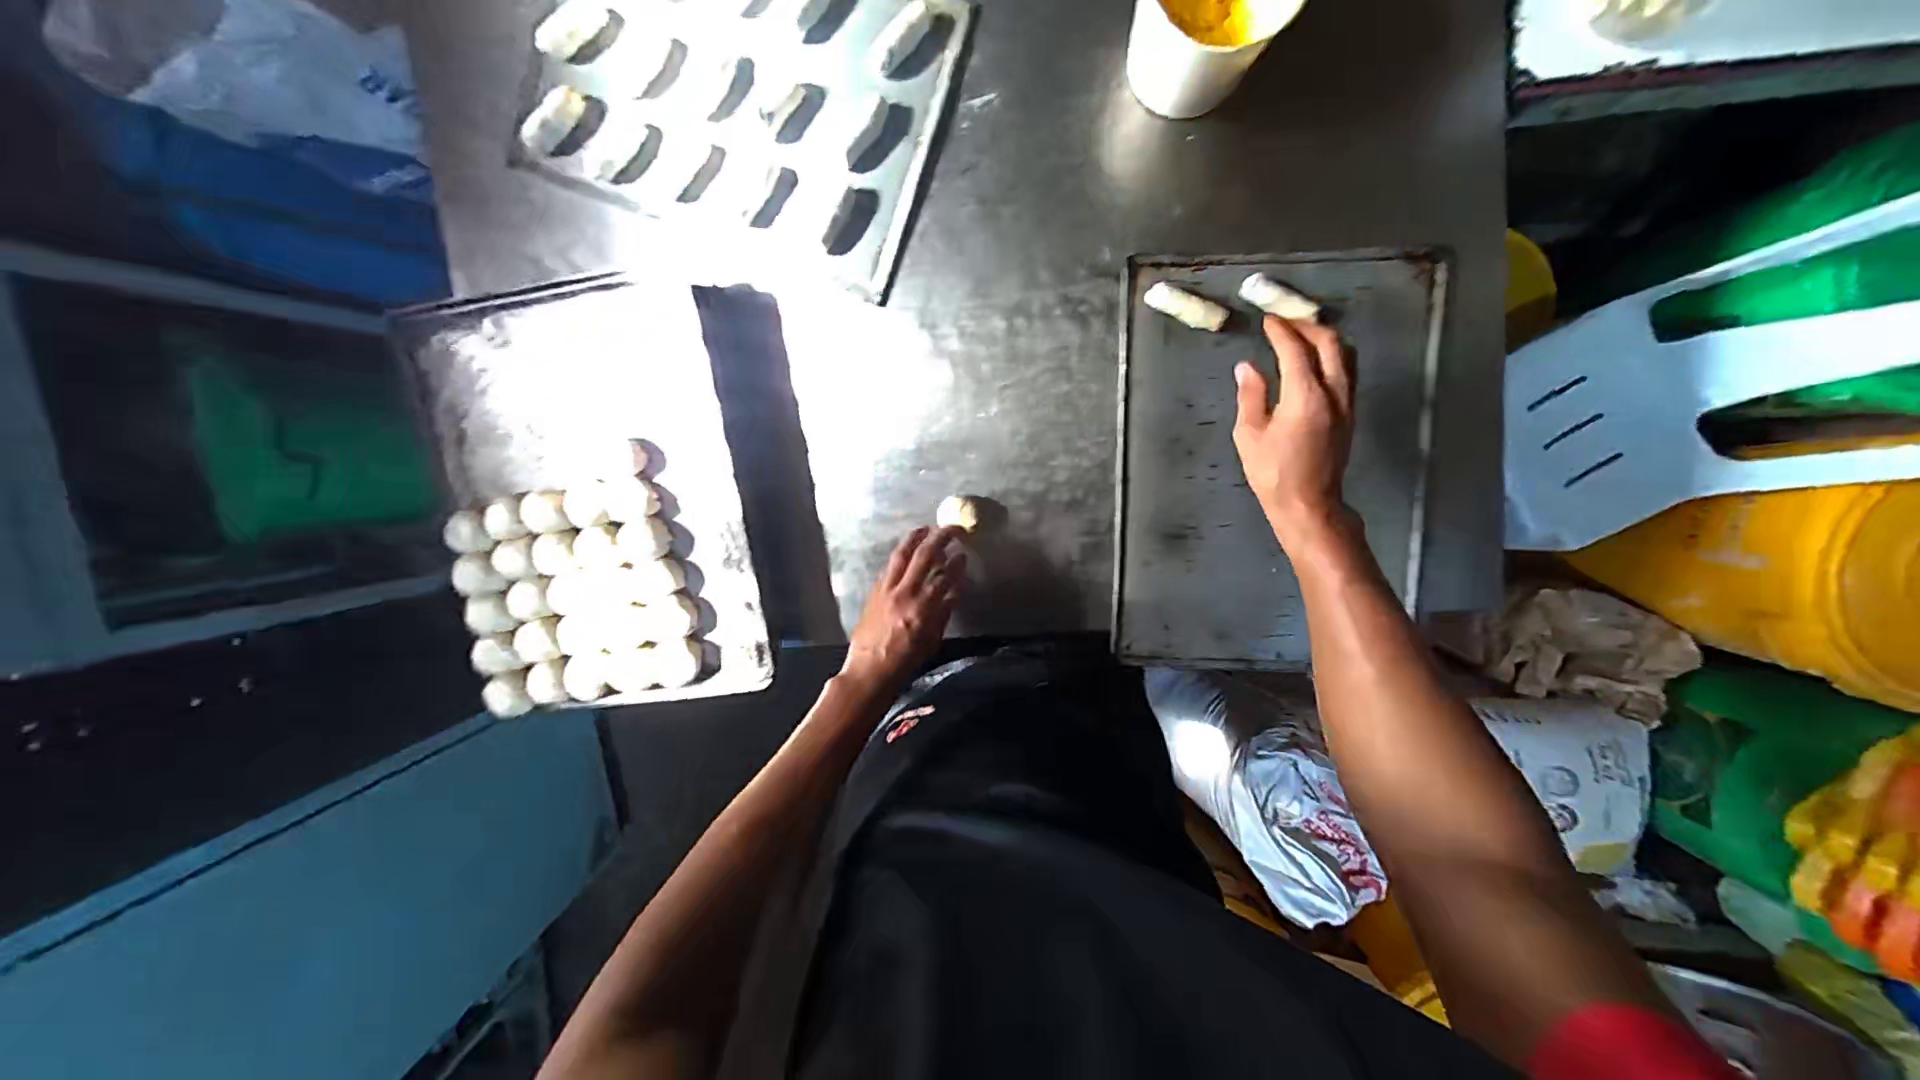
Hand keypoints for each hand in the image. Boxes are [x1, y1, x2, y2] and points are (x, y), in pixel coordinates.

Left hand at [842, 526, 965, 691]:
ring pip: (902, 555)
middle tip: (950, 529)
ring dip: (915, 538)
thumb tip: (954, 592)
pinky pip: (889, 567)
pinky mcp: (874, 591)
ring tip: (925, 528)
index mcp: (923, 608)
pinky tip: (906, 552)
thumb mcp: (932, 639)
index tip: (964, 554)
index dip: (956, 563)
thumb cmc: (906, 659)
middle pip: (924, 556)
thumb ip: (944, 613)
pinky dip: (900, 556)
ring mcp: (887, 590)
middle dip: (939, 538)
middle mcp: (905, 593)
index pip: (945, 577)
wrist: (870, 668)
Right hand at [1232, 315, 1358, 552]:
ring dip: (1325, 338)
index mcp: (1305, 397)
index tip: (1268, 321)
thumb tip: (1247, 368)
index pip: (1295, 350)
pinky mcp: (1350, 413)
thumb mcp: (1249, 435)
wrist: (1309, 503)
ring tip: (1303, 334)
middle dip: (1307, 326)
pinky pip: (1347, 370)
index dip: (1281, 331)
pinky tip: (1315, 360)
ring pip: (1345, 354)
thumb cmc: (1273, 474)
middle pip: (1330, 343)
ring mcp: (1347, 402)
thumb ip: (1251, 396)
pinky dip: (1332, 355)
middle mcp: (1333, 393)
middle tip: (1285, 321)